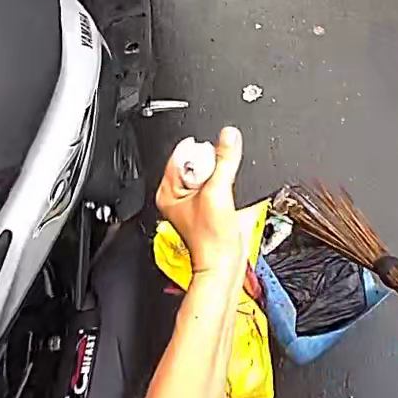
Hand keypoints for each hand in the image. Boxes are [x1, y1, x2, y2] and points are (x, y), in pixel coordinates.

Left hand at [155, 127, 246, 274]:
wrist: (225, 263)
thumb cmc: (210, 239)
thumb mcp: (218, 191)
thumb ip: (225, 160)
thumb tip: (229, 134)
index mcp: (168, 190)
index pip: (182, 154)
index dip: (200, 151)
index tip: (213, 156)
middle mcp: (178, 194)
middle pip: (197, 161)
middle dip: (211, 163)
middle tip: (219, 178)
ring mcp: (195, 200)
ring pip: (210, 171)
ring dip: (220, 172)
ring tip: (224, 187)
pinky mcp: (210, 204)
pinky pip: (218, 182)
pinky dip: (225, 182)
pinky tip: (230, 192)